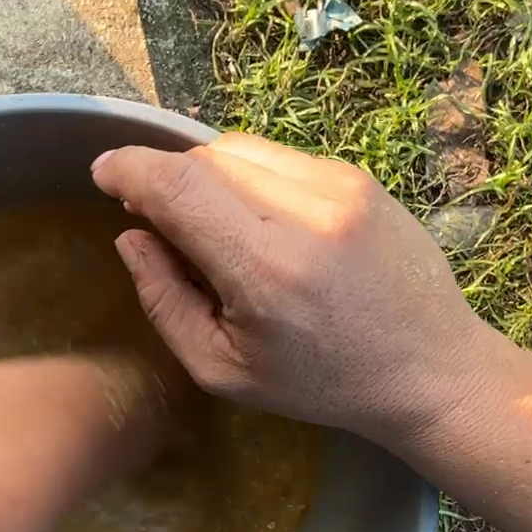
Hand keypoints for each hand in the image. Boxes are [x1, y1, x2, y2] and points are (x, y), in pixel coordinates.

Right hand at [90, 133, 499, 441]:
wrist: (429, 367)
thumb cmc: (319, 382)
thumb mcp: (223, 368)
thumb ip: (166, 302)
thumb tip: (131, 239)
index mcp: (265, 268)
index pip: (179, 186)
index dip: (129, 169)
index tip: (102, 174)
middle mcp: (305, 210)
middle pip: (204, 158)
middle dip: (163, 177)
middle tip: (149, 216)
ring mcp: (340, 184)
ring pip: (240, 149)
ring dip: (203, 176)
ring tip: (203, 224)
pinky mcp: (359, 176)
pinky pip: (277, 158)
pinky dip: (244, 179)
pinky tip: (252, 223)